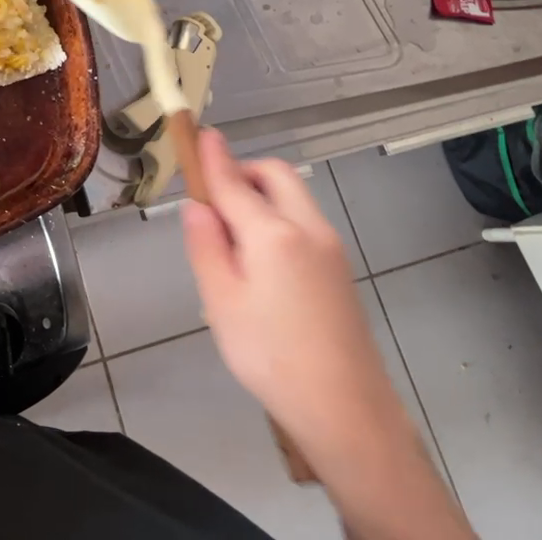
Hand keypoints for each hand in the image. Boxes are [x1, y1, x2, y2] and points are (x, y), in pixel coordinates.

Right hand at [180, 131, 392, 431]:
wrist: (345, 409)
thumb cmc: (271, 355)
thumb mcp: (221, 302)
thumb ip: (206, 246)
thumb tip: (196, 206)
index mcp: (274, 234)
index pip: (235, 182)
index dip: (213, 158)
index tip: (199, 132)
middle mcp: (308, 229)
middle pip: (275, 176)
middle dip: (243, 170)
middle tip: (211, 194)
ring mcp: (330, 247)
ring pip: (293, 197)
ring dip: (261, 194)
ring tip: (230, 234)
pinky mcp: (339, 268)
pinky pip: (303, 221)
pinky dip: (277, 216)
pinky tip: (259, 257)